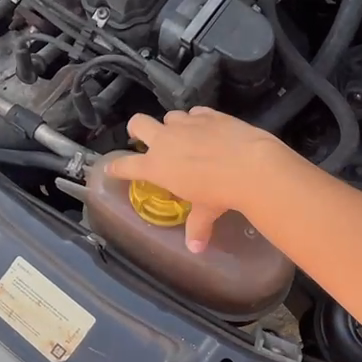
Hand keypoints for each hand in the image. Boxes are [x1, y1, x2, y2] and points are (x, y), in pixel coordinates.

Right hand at [105, 107, 299, 251]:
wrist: (251, 166)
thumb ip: (197, 227)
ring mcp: (186, 123)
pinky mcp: (208, 114)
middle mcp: (165, 140)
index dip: (116, 167)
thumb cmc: (220, 193)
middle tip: (143, 138)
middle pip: (138, 123)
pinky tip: (208, 129)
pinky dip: (197, 120)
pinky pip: (196, 113)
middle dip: (137, 129)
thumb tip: (196, 248)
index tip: (111, 168)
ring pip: (170, 116)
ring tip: (184, 136)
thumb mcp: (206, 212)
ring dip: (172, 125)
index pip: (125, 165)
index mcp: (156, 166)